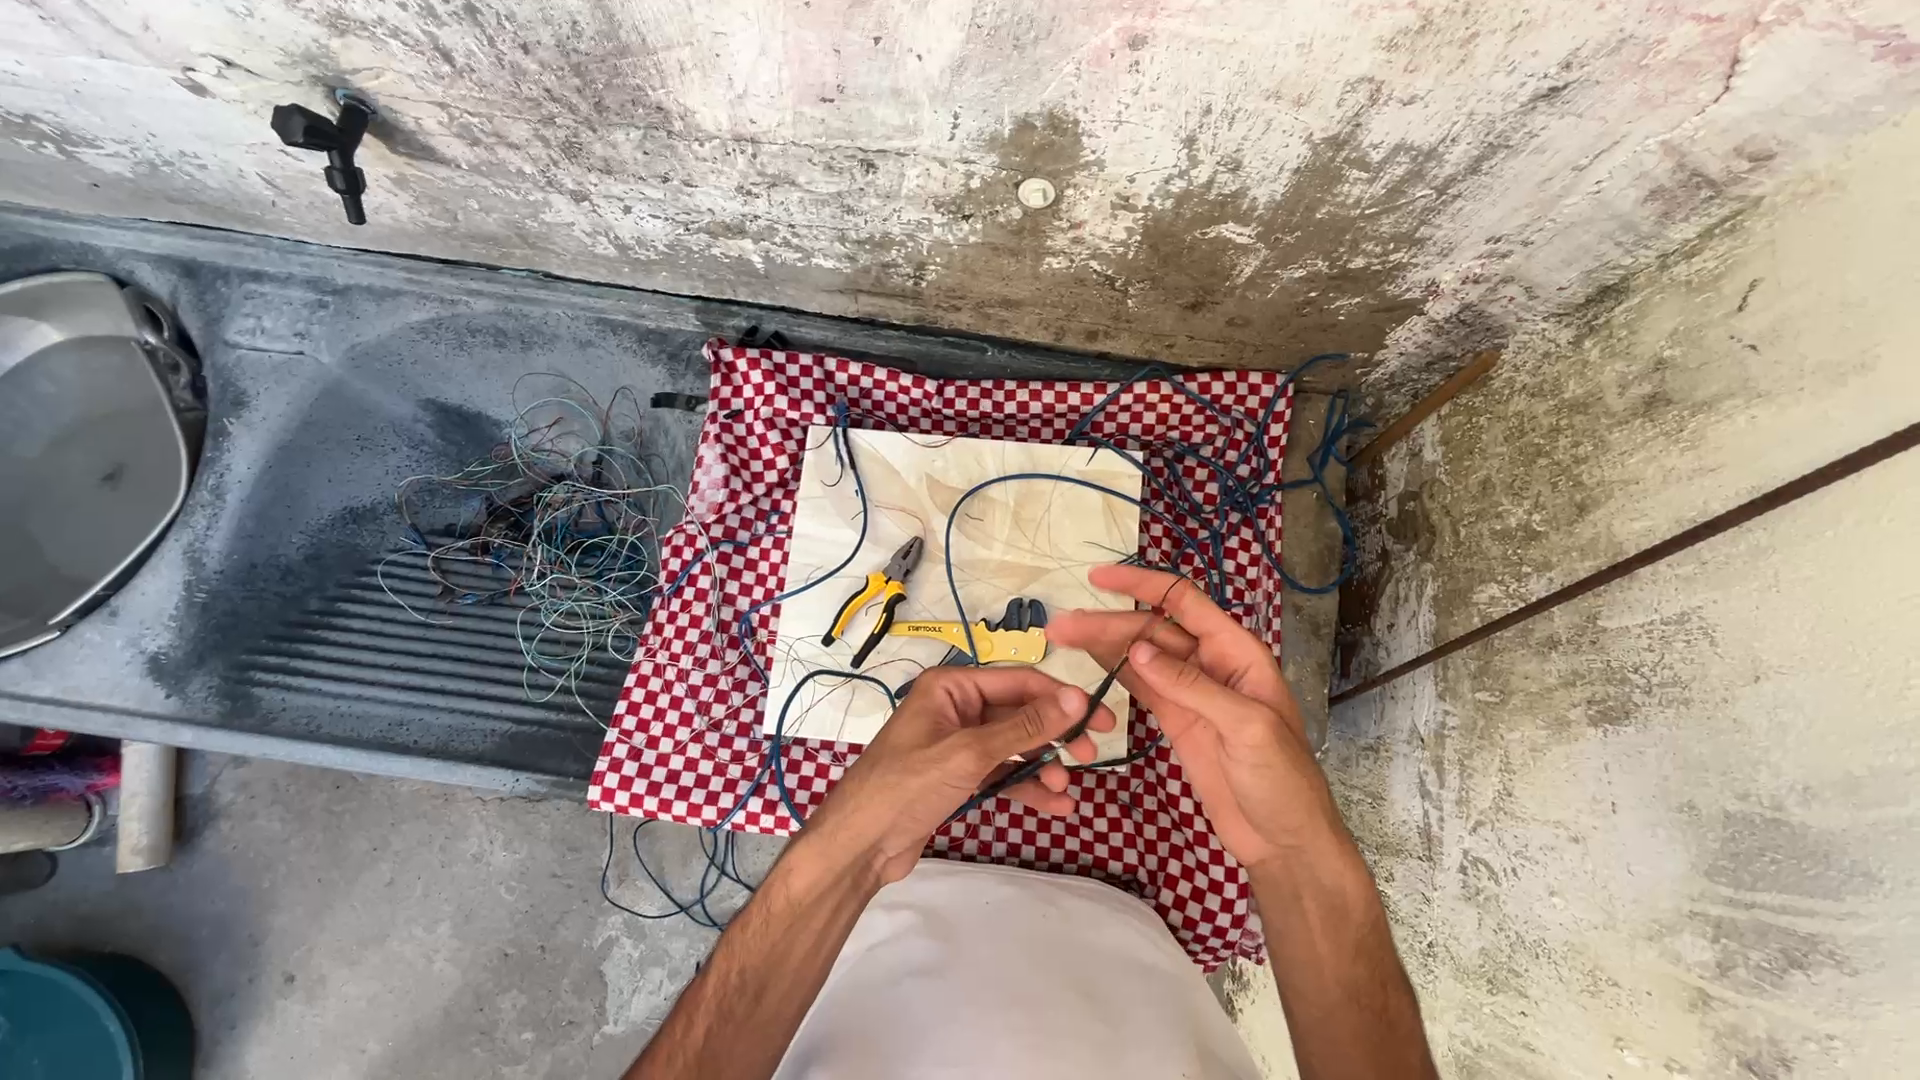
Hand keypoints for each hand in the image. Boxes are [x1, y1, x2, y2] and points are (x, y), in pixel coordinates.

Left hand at [802, 667, 1115, 884]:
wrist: (861, 845)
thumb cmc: (907, 786)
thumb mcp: (970, 753)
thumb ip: (1026, 727)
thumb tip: (1077, 698)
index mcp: (951, 686)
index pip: (1018, 681)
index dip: (1061, 698)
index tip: (1100, 718)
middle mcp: (955, 707)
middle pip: (1019, 713)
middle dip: (1054, 736)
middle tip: (1088, 756)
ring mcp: (957, 743)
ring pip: (1014, 745)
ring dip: (1043, 766)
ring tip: (1065, 790)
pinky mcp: (958, 775)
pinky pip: (1002, 772)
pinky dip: (1026, 786)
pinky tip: (1055, 805)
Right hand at [1046, 565, 1345, 872]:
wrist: (1284, 839)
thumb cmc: (1281, 779)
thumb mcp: (1245, 727)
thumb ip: (1190, 687)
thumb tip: (1137, 651)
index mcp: (1236, 652)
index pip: (1183, 602)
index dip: (1142, 585)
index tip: (1098, 578)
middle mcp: (1210, 663)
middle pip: (1151, 630)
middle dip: (1107, 623)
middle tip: (1061, 627)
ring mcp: (1189, 693)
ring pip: (1140, 656)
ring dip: (1102, 645)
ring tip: (1062, 638)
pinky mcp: (1174, 721)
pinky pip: (1139, 688)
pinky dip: (1111, 674)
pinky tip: (1086, 663)